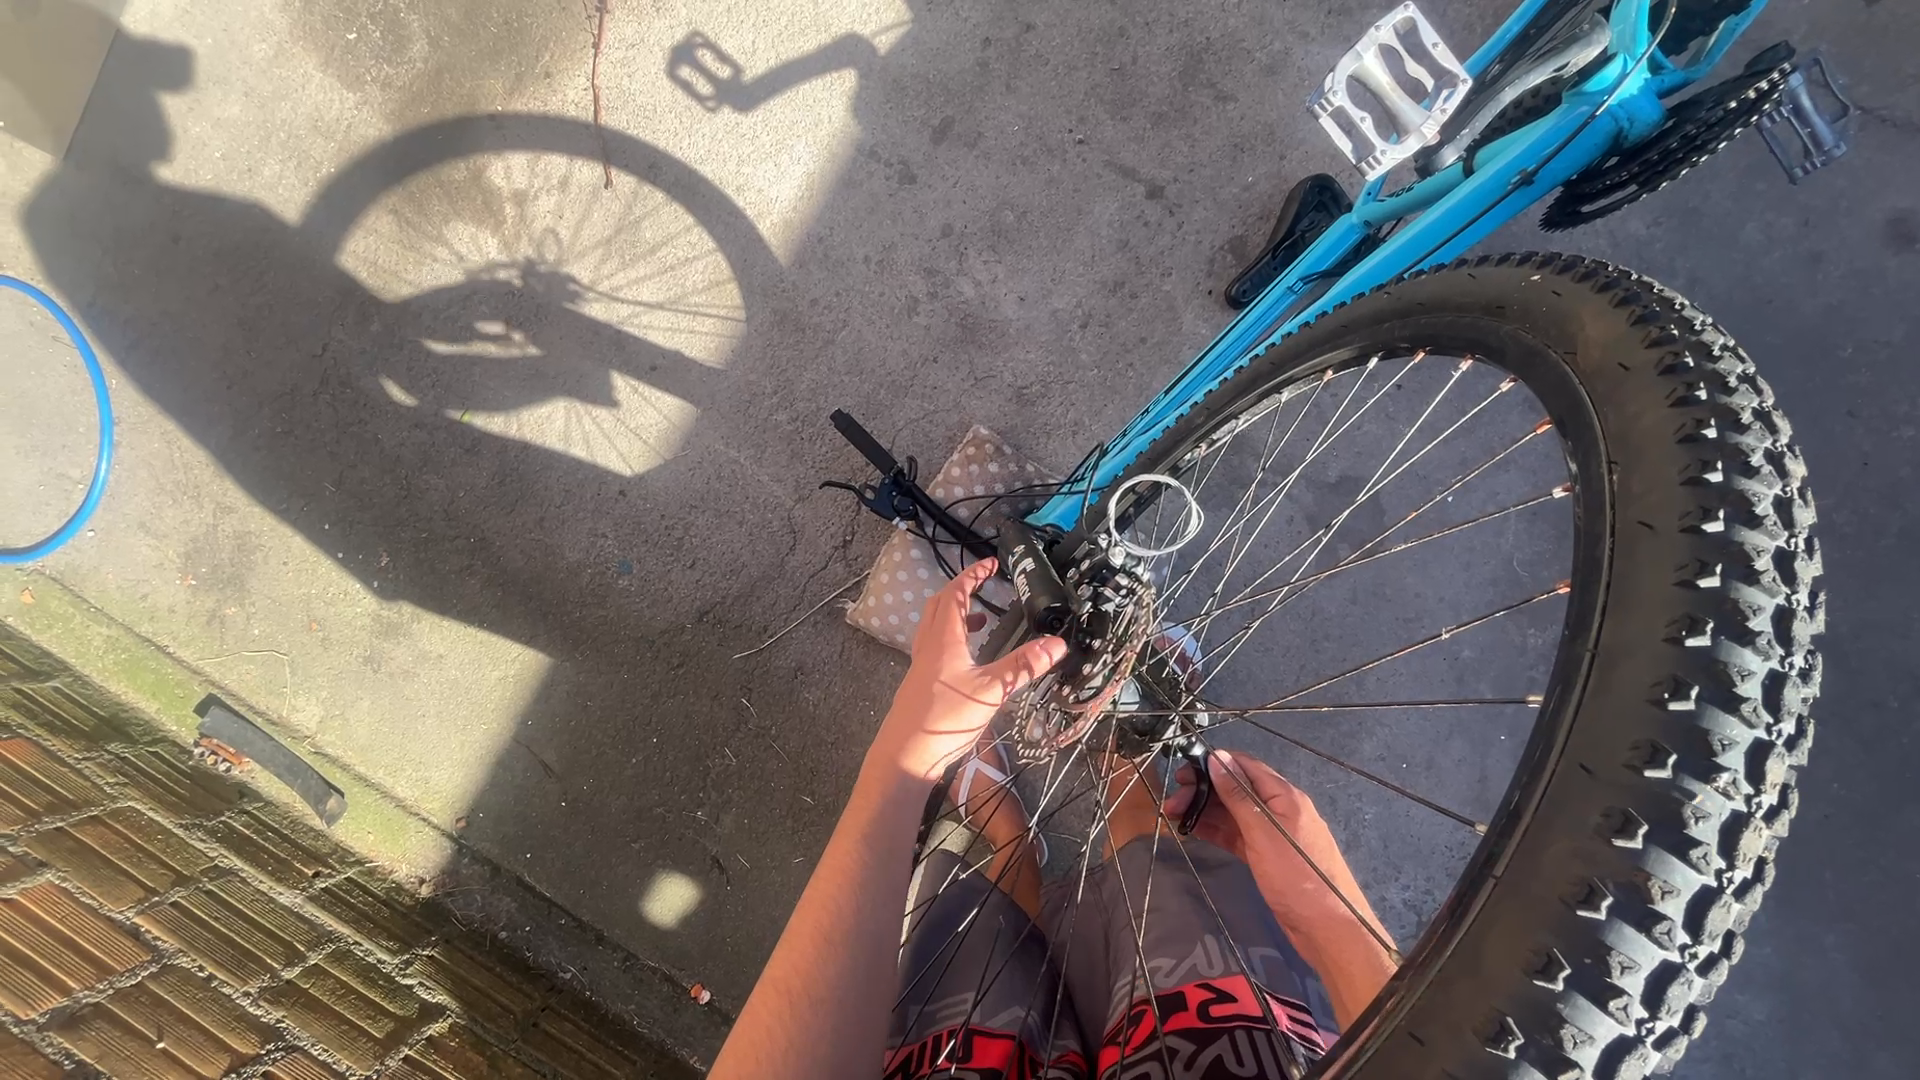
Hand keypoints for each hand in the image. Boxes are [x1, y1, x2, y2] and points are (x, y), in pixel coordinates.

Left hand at [868, 559, 1067, 781]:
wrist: (906, 754)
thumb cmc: (945, 718)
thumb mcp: (992, 691)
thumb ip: (1023, 666)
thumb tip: (1056, 644)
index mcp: (943, 638)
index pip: (956, 594)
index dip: (973, 575)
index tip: (991, 563)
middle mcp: (929, 645)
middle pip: (941, 605)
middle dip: (963, 590)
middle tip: (984, 584)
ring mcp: (922, 664)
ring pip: (936, 627)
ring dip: (957, 615)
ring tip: (983, 619)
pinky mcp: (921, 683)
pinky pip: (936, 647)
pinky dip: (953, 640)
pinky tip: (969, 659)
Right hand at [1163, 749, 1387, 937]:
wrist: (1329, 932)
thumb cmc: (1297, 876)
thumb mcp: (1263, 831)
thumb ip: (1238, 794)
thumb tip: (1217, 757)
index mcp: (1283, 795)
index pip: (1243, 765)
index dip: (1212, 764)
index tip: (1182, 773)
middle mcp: (1278, 808)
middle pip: (1235, 788)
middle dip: (1202, 791)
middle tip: (1172, 802)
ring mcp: (1272, 833)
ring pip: (1233, 812)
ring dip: (1204, 811)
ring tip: (1174, 816)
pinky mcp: (1267, 855)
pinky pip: (1237, 834)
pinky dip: (1215, 830)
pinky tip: (1193, 831)